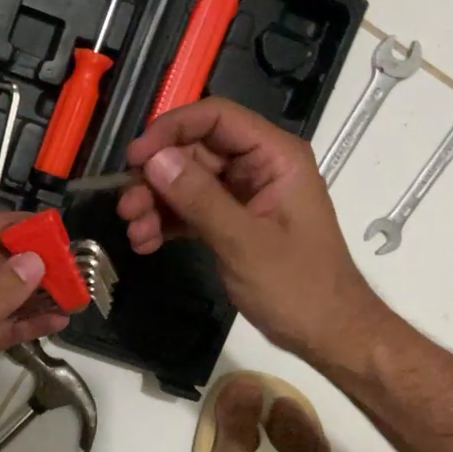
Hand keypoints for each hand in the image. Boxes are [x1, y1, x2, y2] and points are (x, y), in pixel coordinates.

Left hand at [0, 213, 70, 451]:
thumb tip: (35, 260)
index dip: (10, 226)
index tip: (51, 227)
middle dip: (31, 260)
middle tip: (74, 262)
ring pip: (4, 294)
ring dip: (36, 292)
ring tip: (75, 290)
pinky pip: (6, 324)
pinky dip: (30, 321)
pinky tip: (59, 320)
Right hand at [116, 98, 388, 364]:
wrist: (326, 333)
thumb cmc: (298, 286)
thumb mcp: (245, 242)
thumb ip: (200, 198)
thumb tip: (154, 160)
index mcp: (274, 157)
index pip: (216, 118)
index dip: (171, 130)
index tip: (135, 159)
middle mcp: (257, 168)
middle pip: (193, 152)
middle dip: (155, 178)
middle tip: (126, 208)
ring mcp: (242, 196)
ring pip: (184, 183)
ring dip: (154, 204)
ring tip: (135, 233)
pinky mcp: (229, 223)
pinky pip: (188, 211)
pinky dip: (165, 224)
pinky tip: (146, 243)